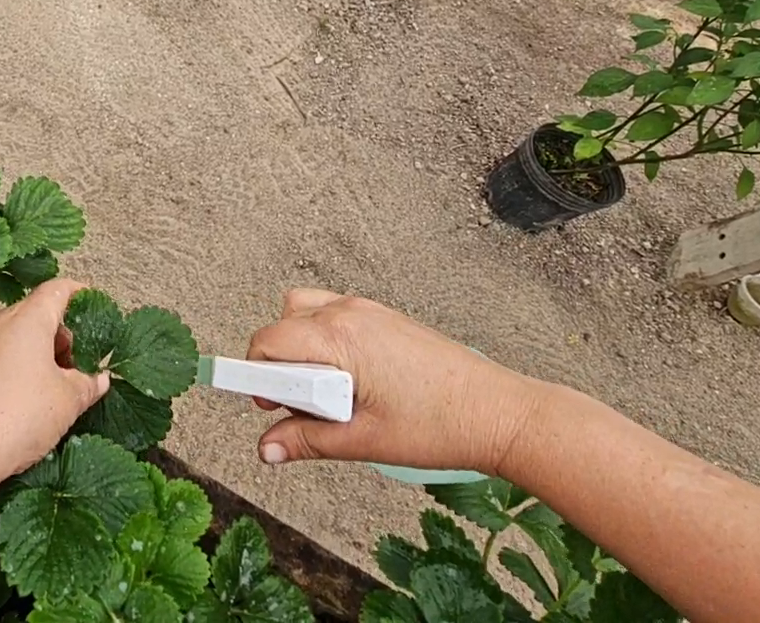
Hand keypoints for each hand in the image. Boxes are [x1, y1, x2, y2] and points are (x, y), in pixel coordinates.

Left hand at [0, 278, 110, 479]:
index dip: (80, 295)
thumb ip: (88, 383)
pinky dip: (17, 368)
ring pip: (16, 337)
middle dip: (62, 335)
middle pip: (37, 313)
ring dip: (39, 354)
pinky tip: (26, 401)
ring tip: (57, 388)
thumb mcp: (68, 400)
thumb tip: (99, 378)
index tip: (96, 309)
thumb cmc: (19, 415)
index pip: (58, 289)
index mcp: (28, 318)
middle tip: (81, 364)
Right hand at [246, 290, 547, 476]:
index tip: (265, 405)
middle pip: (282, 323)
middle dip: (277, 364)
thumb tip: (267, 449)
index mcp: (340, 337)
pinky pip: (331, 314)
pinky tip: (345, 377)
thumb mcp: (365, 440)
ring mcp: (367, 310)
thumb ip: (307, 440)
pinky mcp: (381, 316)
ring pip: (303, 311)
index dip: (256, 375)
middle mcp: (348, 313)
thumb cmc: (443, 425)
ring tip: (321, 388)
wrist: (503, 414)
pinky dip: (322, 339)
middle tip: (298, 404)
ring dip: (298, 345)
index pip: (269, 342)